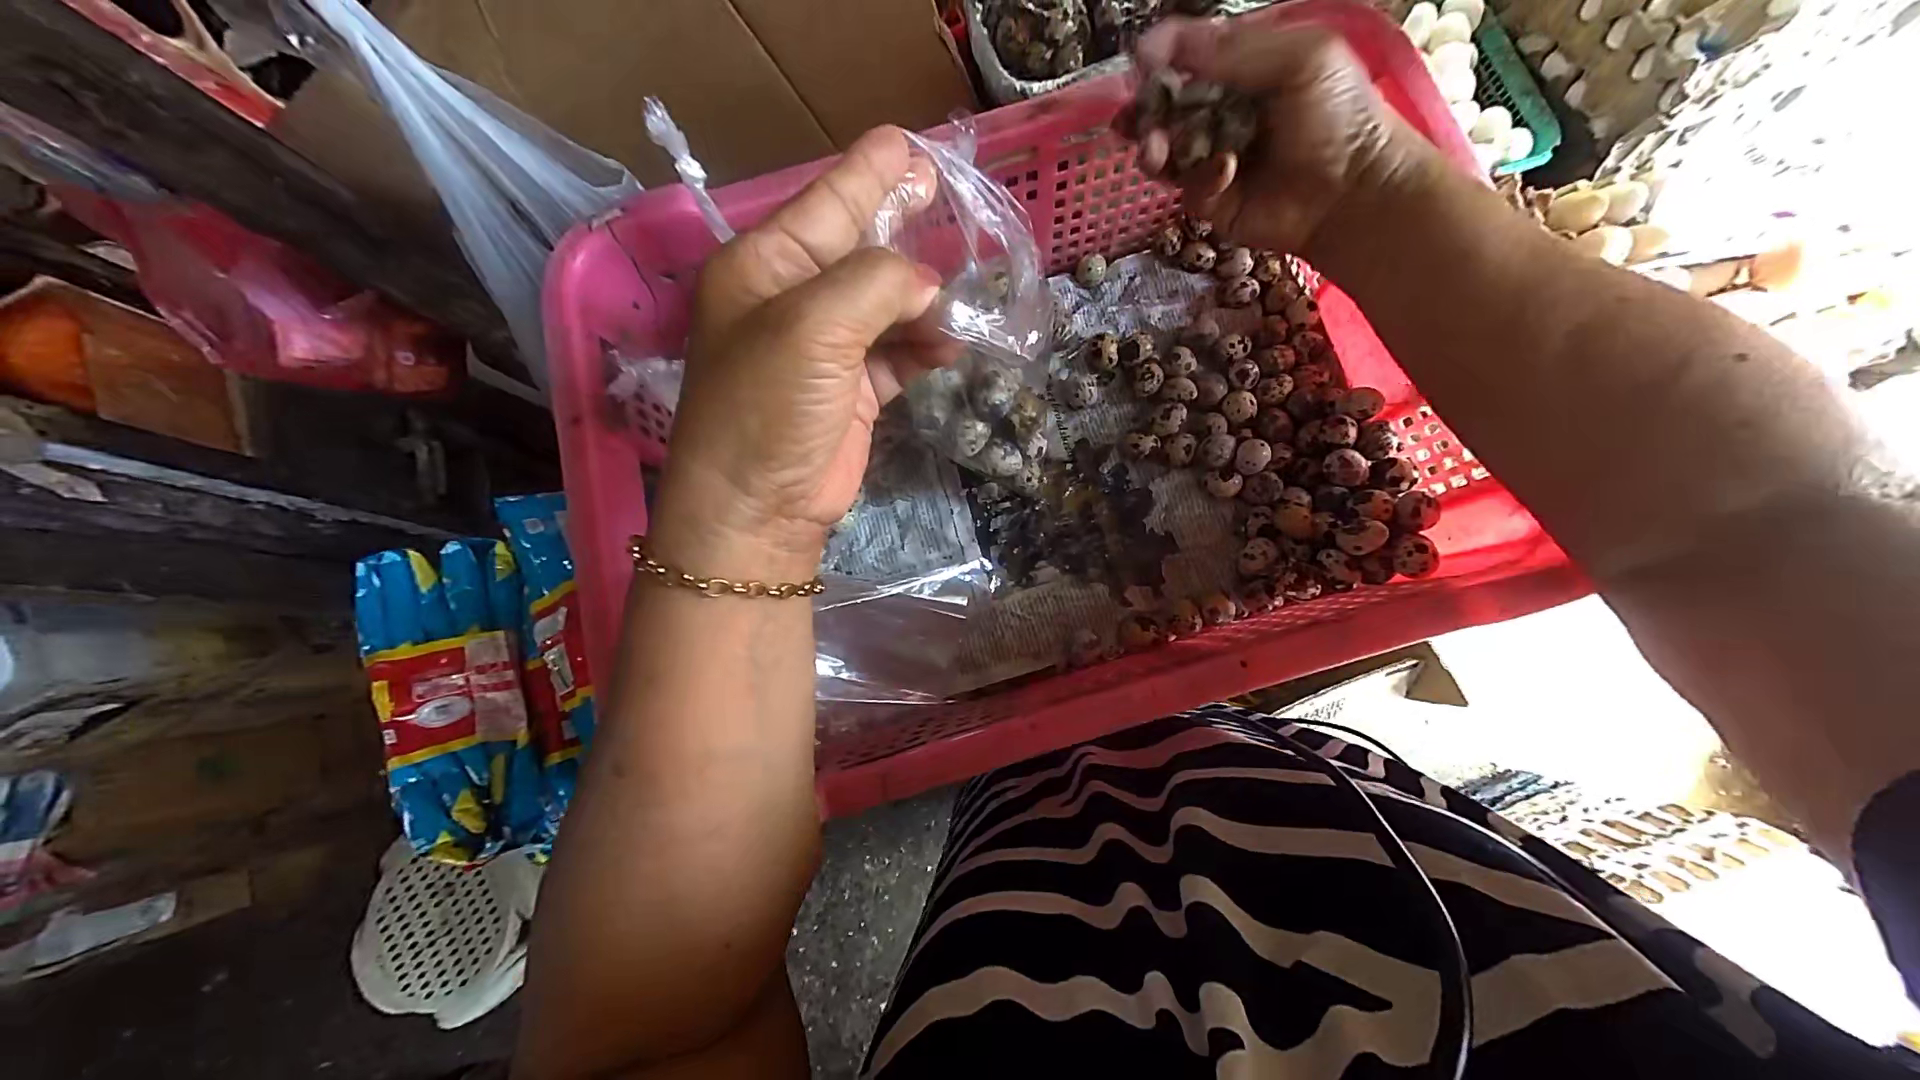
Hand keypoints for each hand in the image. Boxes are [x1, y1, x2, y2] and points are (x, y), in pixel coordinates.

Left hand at [650, 127, 955, 578]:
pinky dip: (927, 347)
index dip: (872, 171)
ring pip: (890, 304)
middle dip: (911, 232)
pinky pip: (899, 353)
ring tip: (976, 286)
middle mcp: (796, 298)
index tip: (915, 144)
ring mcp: (826, 348)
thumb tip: (928, 282)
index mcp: (768, 264)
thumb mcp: (812, 328)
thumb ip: (875, 283)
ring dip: (930, 300)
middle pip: (865, 250)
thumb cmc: (766, 408)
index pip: (828, 200)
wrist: (759, 510)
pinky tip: (955, 344)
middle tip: (961, 204)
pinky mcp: (852, 391)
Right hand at [1128, 13, 1439, 258]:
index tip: (1140, 61)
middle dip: (1146, 111)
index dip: (1162, 57)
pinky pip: (1189, 185)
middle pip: (1167, 108)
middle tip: (1131, 119)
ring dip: (1155, 147)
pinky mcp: (1210, 200)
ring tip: (1156, 151)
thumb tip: (1155, 42)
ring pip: (1165, 150)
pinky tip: (1226, 171)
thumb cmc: (1337, 115)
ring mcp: (1213, 157)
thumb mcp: (1298, 58)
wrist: (1350, 191)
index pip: (1191, 57)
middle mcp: (1222, 112)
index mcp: (1245, 69)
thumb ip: (1233, 49)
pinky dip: (1202, 176)